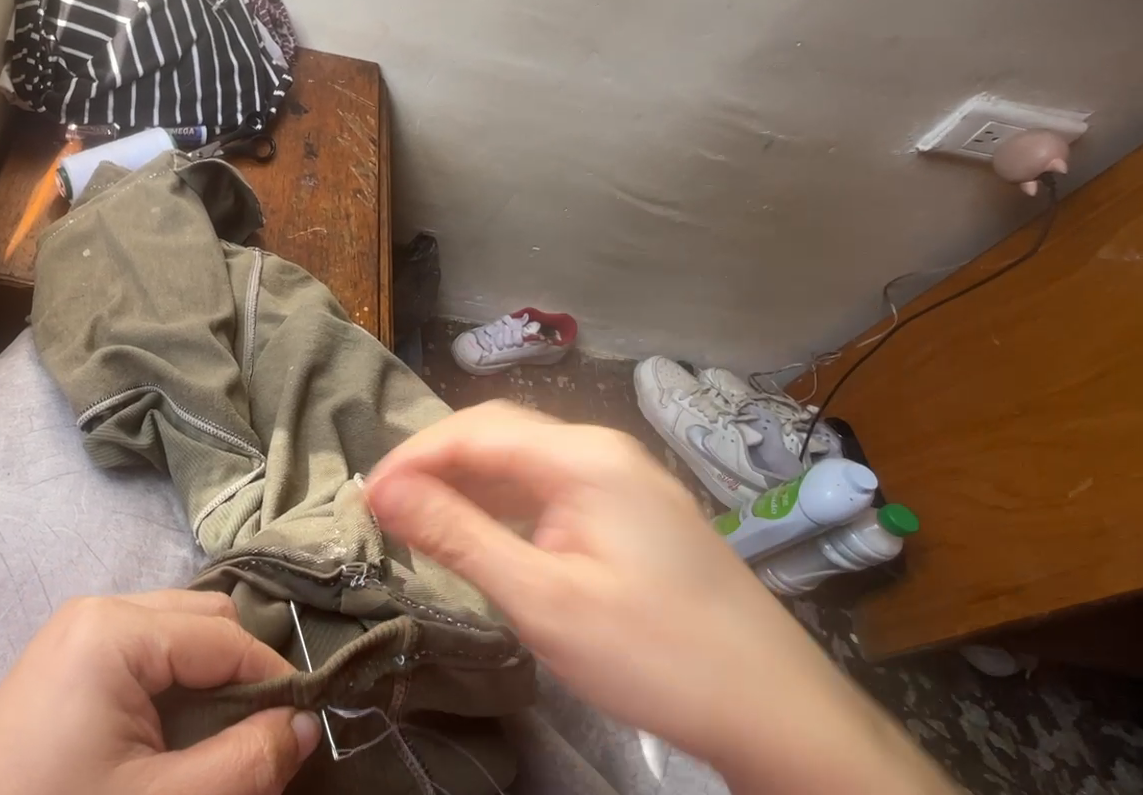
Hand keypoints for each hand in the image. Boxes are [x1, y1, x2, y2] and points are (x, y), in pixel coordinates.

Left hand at [0, 590, 320, 794]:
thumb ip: (245, 762)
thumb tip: (306, 724)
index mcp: (115, 629)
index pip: (224, 636)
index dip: (274, 678)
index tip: (310, 726)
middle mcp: (96, 608)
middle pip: (201, 615)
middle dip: (241, 670)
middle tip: (260, 736)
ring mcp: (75, 628)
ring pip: (174, 626)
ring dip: (209, 673)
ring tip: (219, 739)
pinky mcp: (65, 655)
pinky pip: (142, 645)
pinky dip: (173, 677)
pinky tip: (173, 730)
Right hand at [364, 402, 956, 794]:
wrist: (782, 715)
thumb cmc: (655, 656)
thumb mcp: (542, 600)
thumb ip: (458, 536)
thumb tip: (382, 491)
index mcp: (583, 458)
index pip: (471, 432)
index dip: (410, 459)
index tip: (366, 500)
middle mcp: (601, 450)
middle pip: (495, 432)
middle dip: (433, 463)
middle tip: (386, 507)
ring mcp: (622, 477)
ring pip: (520, 458)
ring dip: (465, 481)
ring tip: (419, 518)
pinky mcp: (631, 509)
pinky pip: (548, 484)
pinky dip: (501, 500)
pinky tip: (482, 530)